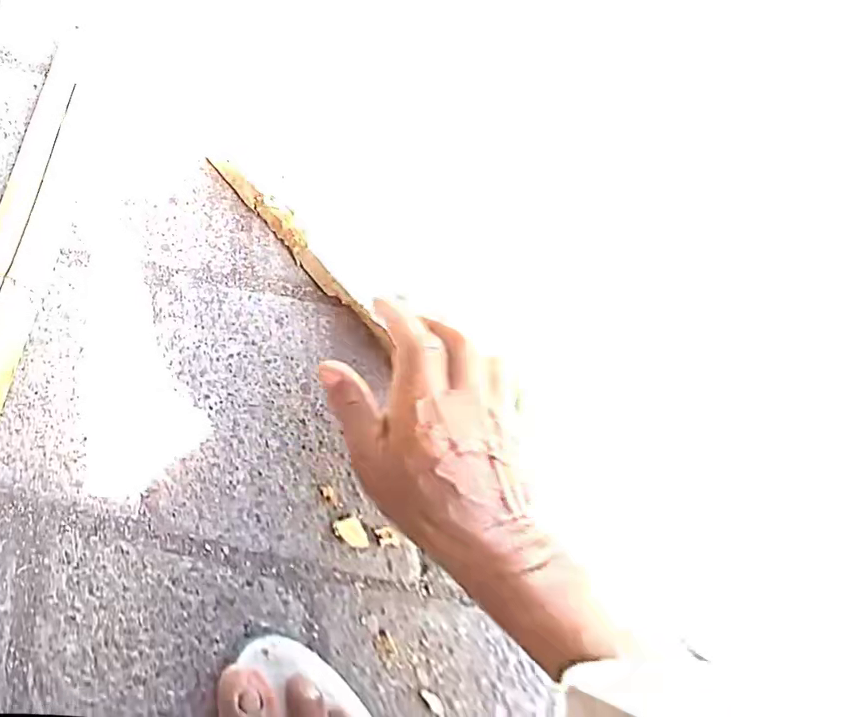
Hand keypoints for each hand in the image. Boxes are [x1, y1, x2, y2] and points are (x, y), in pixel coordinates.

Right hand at [318, 299, 547, 581]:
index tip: (382, 303)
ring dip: (464, 338)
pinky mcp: (519, 431)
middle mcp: (465, 400)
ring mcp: (498, 414)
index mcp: (422, 403)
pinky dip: (492, 364)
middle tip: (409, 317)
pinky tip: (479, 372)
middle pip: (459, 339)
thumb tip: (330, 368)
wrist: (493, 546)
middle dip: (431, 319)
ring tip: (442, 338)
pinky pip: (511, 382)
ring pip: (489, 356)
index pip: (414, 340)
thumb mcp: (369, 458)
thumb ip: (351, 407)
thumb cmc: (425, 505)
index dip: (397, 313)